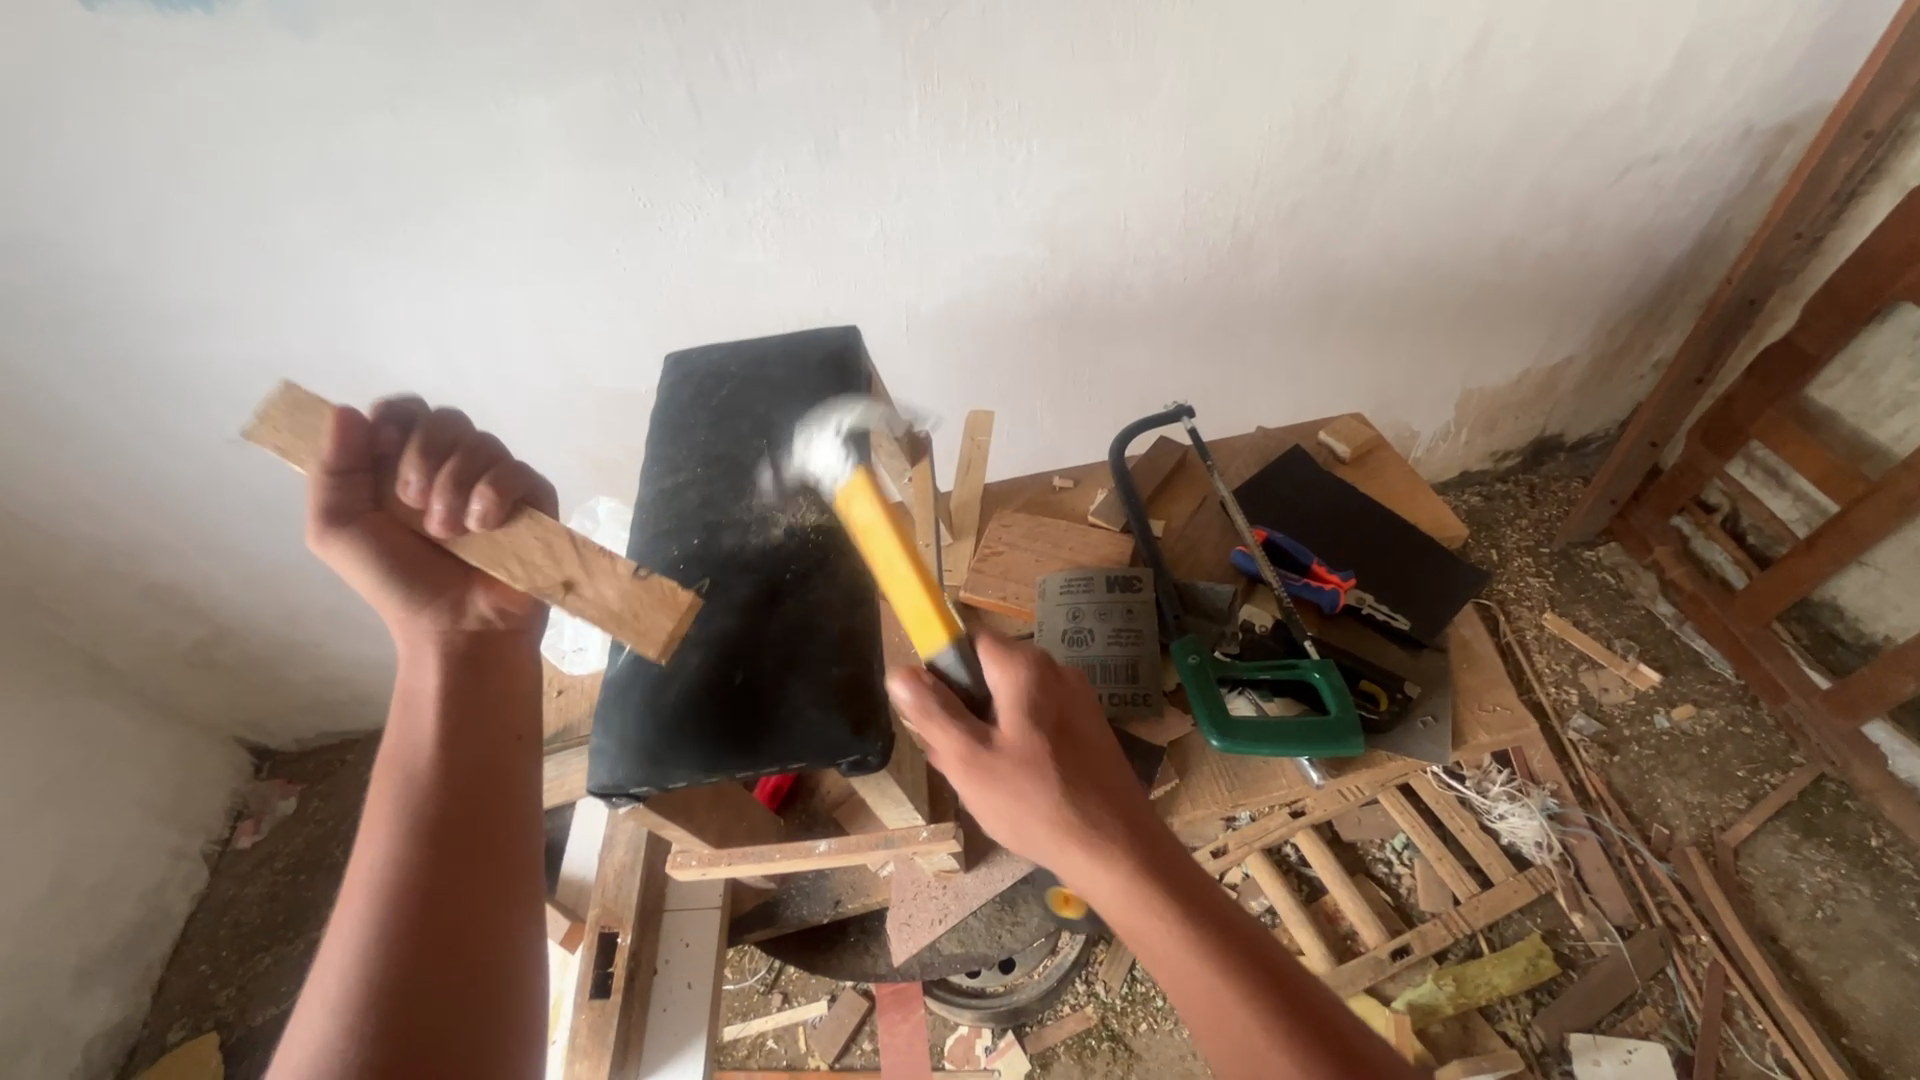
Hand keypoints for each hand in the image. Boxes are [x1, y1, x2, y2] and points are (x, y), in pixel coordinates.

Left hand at [306, 396, 558, 643]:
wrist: (453, 627)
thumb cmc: (396, 583)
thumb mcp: (338, 528)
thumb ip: (333, 468)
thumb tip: (349, 410)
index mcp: (403, 465)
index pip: (406, 410)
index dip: (396, 421)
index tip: (382, 455)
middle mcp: (453, 466)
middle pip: (446, 418)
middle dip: (425, 457)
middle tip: (414, 504)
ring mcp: (497, 482)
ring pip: (484, 443)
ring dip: (456, 486)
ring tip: (450, 532)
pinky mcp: (535, 501)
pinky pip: (519, 472)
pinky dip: (496, 495)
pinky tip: (485, 528)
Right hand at [886, 632, 1165, 883]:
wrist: (1116, 848)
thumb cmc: (1035, 801)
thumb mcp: (969, 759)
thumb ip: (932, 712)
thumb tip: (899, 672)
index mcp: (1025, 666)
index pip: (969, 640)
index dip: (942, 670)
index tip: (931, 713)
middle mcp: (1055, 671)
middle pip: (990, 673)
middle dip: (963, 711)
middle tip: (952, 759)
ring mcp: (1078, 700)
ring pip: (1012, 702)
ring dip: (987, 732)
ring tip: (980, 781)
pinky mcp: (1089, 729)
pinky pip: (1038, 722)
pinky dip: (1017, 744)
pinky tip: (1013, 786)